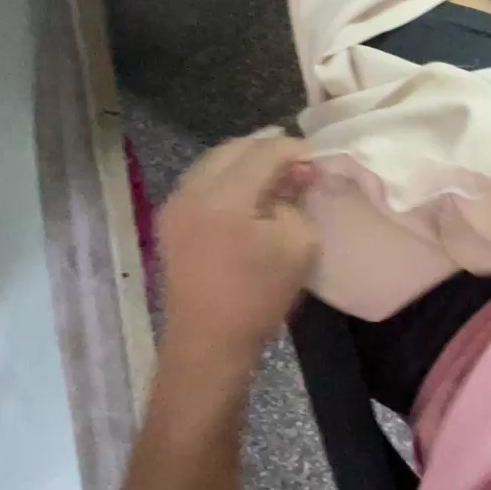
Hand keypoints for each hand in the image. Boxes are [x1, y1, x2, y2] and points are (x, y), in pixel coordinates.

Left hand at [158, 135, 319, 378]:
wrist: (210, 342)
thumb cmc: (260, 296)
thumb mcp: (299, 244)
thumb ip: (298, 199)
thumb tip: (296, 175)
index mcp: (226, 197)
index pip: (266, 151)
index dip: (296, 149)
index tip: (319, 159)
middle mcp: (193, 191)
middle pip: (235, 148)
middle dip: (269, 148)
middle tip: (299, 164)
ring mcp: (175, 204)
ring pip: (215, 161)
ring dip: (247, 161)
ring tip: (277, 177)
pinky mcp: (170, 219)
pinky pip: (203, 181)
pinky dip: (229, 177)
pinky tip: (250, 195)